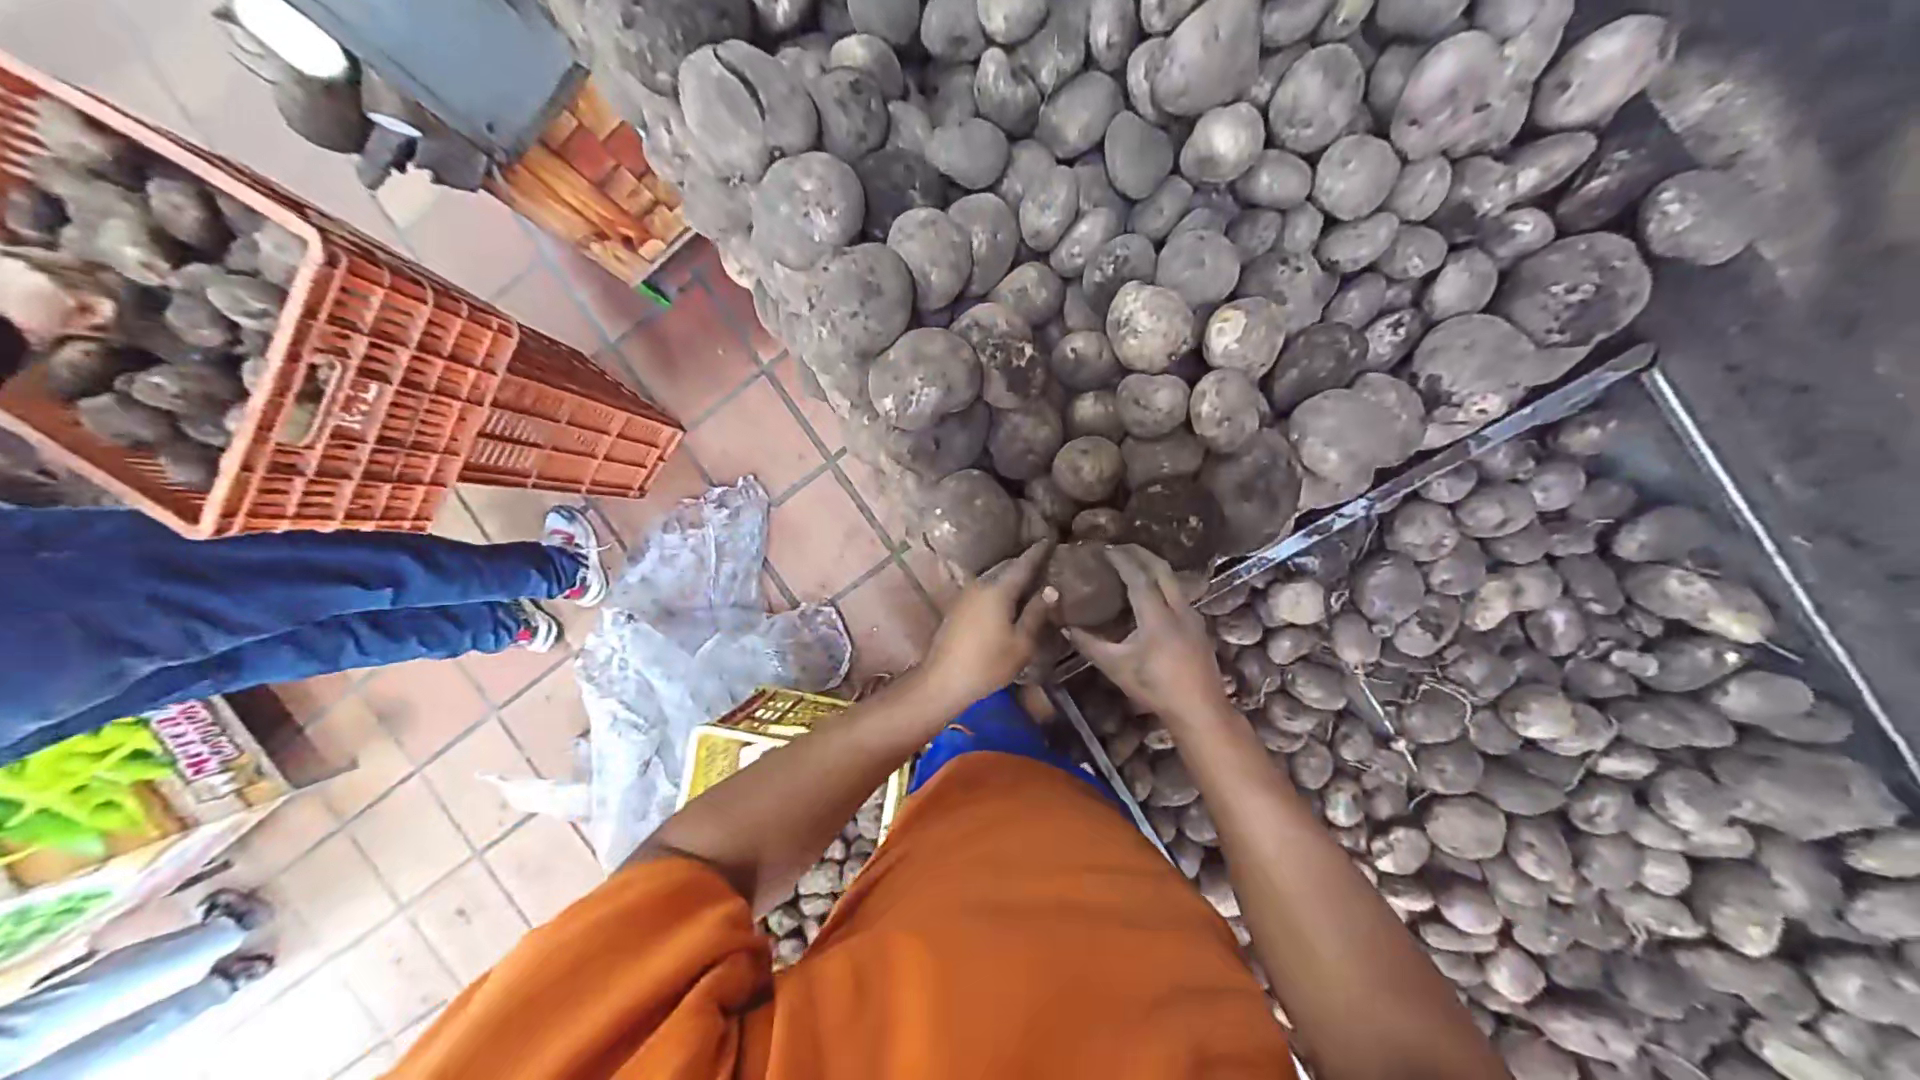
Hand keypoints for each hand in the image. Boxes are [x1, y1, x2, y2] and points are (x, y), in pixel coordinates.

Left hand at [918, 542, 1055, 707]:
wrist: (942, 680)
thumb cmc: (987, 663)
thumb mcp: (1021, 643)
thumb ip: (1037, 613)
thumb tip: (1051, 589)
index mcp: (998, 589)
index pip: (1023, 563)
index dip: (1039, 552)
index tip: (1052, 539)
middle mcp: (980, 584)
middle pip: (1007, 567)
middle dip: (1025, 563)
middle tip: (1046, 562)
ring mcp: (966, 595)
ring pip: (994, 578)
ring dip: (1011, 577)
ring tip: (1031, 581)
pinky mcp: (958, 608)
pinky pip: (985, 589)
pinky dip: (1000, 589)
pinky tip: (1010, 600)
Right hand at [1066, 545, 1226, 720]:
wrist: (1200, 709)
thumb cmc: (1155, 688)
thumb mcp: (1115, 667)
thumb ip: (1089, 644)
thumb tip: (1065, 626)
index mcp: (1156, 615)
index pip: (1138, 576)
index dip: (1121, 559)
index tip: (1104, 548)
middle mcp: (1178, 608)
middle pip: (1161, 568)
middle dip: (1140, 553)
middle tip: (1119, 546)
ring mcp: (1192, 616)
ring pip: (1173, 579)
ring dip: (1153, 566)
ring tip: (1133, 563)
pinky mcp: (1198, 626)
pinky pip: (1178, 593)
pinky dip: (1162, 582)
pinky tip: (1151, 593)